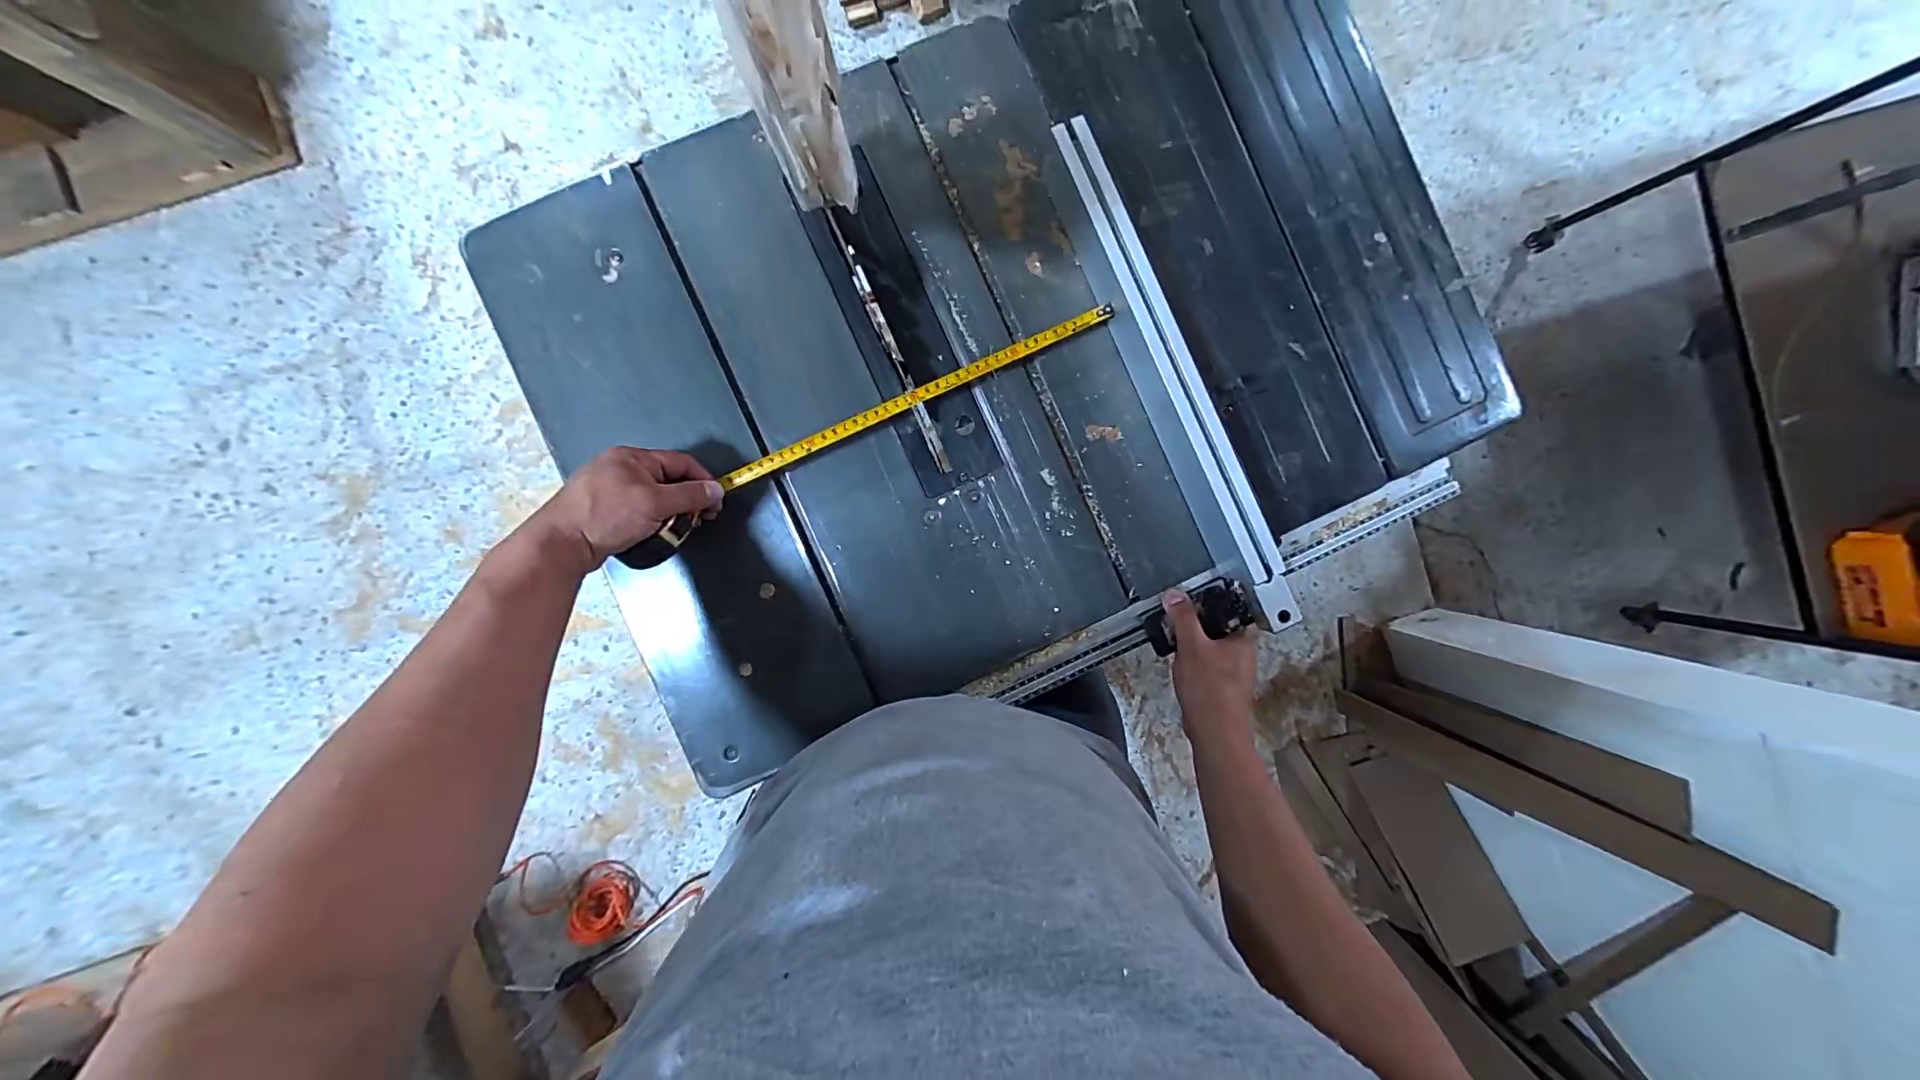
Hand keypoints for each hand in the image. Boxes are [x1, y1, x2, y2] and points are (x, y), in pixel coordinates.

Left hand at [521, 447, 724, 575]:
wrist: (562, 544)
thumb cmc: (600, 517)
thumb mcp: (656, 504)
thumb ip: (690, 495)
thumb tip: (714, 490)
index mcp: (632, 458)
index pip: (681, 463)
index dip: (703, 481)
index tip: (715, 500)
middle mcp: (621, 469)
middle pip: (670, 481)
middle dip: (685, 502)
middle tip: (694, 519)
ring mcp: (611, 490)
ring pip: (656, 500)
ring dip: (668, 516)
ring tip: (667, 530)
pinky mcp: (606, 511)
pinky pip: (641, 513)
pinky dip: (651, 524)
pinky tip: (649, 535)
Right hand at [1161, 588, 1257, 740]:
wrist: (1215, 731)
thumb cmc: (1210, 689)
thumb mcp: (1191, 645)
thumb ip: (1183, 618)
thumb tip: (1174, 594)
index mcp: (1244, 638)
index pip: (1231, 607)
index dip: (1210, 599)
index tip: (1188, 596)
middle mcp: (1244, 653)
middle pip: (1219, 626)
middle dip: (1197, 622)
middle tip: (1176, 618)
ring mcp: (1234, 670)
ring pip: (1212, 645)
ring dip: (1193, 641)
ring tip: (1174, 639)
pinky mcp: (1222, 685)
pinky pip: (1207, 662)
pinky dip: (1193, 659)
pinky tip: (1180, 664)